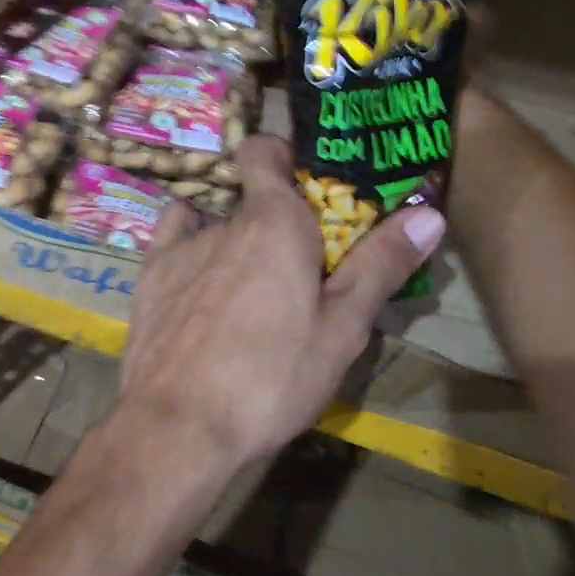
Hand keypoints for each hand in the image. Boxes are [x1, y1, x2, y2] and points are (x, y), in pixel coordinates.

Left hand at [119, 135, 446, 465]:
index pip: (263, 151)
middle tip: (301, 267)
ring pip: (213, 228)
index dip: (283, 158)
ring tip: (249, 289)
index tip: (309, 186)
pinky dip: (190, 247)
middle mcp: (221, 223)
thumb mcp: (342, 329)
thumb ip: (380, 265)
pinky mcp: (147, 280)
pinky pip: (172, 243)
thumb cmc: (272, 378)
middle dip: (276, 223)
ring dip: (234, 244)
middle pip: (249, 202)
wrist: (180, 424)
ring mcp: (177, 250)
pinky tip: (199, 280)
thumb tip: (428, 211)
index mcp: (272, 223)